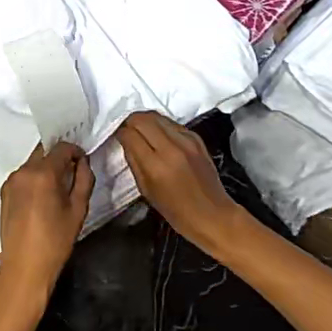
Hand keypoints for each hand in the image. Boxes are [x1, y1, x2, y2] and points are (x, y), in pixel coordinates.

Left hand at [0, 142, 93, 301]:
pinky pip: (22, 176)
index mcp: (43, 173)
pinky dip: (34, 179)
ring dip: (45, 168)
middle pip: (44, 151)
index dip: (75, 152)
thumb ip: (84, 180)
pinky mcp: (4, 191)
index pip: (61, 147)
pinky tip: (41, 198)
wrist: (24, 267)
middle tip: (71, 175)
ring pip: (32, 163)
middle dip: (59, 158)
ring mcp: (11, 181)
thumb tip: (83, 163)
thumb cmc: (55, 241)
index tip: (82, 163)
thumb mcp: (78, 210)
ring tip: (56, 189)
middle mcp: (23, 171)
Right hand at [116, 112, 241, 247]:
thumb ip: (134, 162)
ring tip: (142, 131)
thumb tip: (126, 142)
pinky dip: (161, 126)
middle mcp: (171, 148)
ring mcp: (186, 140)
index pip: (130, 134)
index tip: (119, 137)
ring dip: (145, 121)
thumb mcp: (146, 190)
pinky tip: (160, 137)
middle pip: (142, 119)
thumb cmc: (176, 211)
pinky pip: (172, 123)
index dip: (120, 133)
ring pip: (157, 116)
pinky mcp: (196, 138)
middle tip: (127, 131)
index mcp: (155, 165)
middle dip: (130, 122)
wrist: (212, 214)